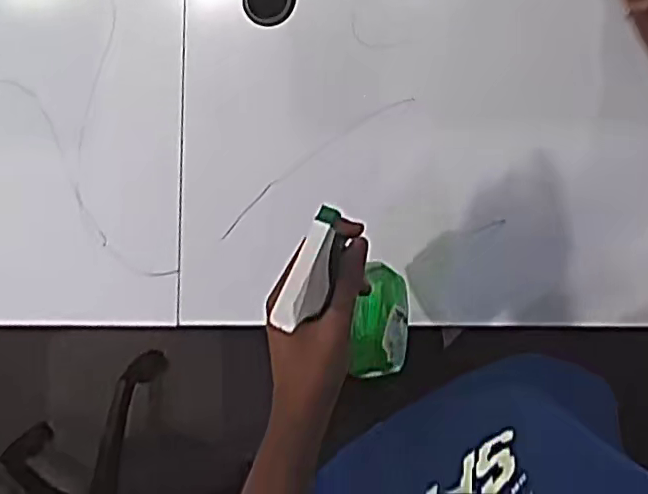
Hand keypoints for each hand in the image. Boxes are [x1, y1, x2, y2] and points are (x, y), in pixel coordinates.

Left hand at [265, 216, 369, 424]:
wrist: (303, 415)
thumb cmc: (315, 374)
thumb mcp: (337, 323)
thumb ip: (348, 281)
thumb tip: (357, 246)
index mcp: (283, 297)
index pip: (308, 249)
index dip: (332, 233)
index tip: (357, 231)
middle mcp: (283, 298)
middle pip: (313, 258)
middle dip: (341, 252)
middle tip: (363, 256)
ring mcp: (291, 309)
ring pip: (319, 273)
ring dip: (343, 271)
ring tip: (361, 284)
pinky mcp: (301, 318)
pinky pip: (320, 288)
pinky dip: (339, 286)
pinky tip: (354, 297)